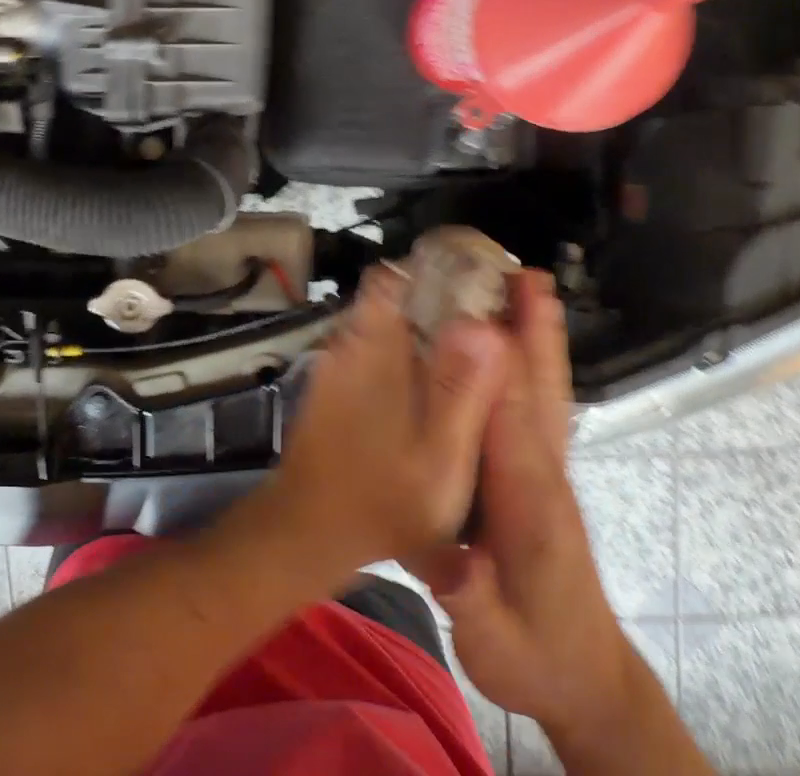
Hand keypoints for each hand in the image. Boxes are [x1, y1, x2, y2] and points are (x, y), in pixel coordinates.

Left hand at [256, 265, 511, 576]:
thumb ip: (460, 393)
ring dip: (426, 330)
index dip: (438, 270)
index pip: (393, 278)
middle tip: (492, 323)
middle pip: (396, 297)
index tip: (483, 281)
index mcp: (372, 351)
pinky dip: (405, 358)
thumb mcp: (435, 458)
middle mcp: (350, 347)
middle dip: (443, 299)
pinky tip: (434, 389)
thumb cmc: (378, 502)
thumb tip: (485, 325)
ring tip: (475, 356)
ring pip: (386, 325)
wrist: (306, 530)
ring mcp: (338, 366)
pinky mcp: (333, 389)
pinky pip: (374, 354)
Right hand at [402, 271, 640, 733]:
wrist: (586, 678)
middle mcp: (544, 480)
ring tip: (527, 287)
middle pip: (538, 397)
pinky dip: (531, 369)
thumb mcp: (494, 643)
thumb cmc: (534, 657)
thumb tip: (452, 562)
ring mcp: (548, 477)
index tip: (480, 320)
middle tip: (522, 273)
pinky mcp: (542, 481)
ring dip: (539, 340)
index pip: (510, 434)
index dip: (496, 378)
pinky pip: (536, 411)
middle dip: (532, 335)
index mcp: (529, 512)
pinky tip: (515, 347)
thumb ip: (472, 601)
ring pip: (544, 396)